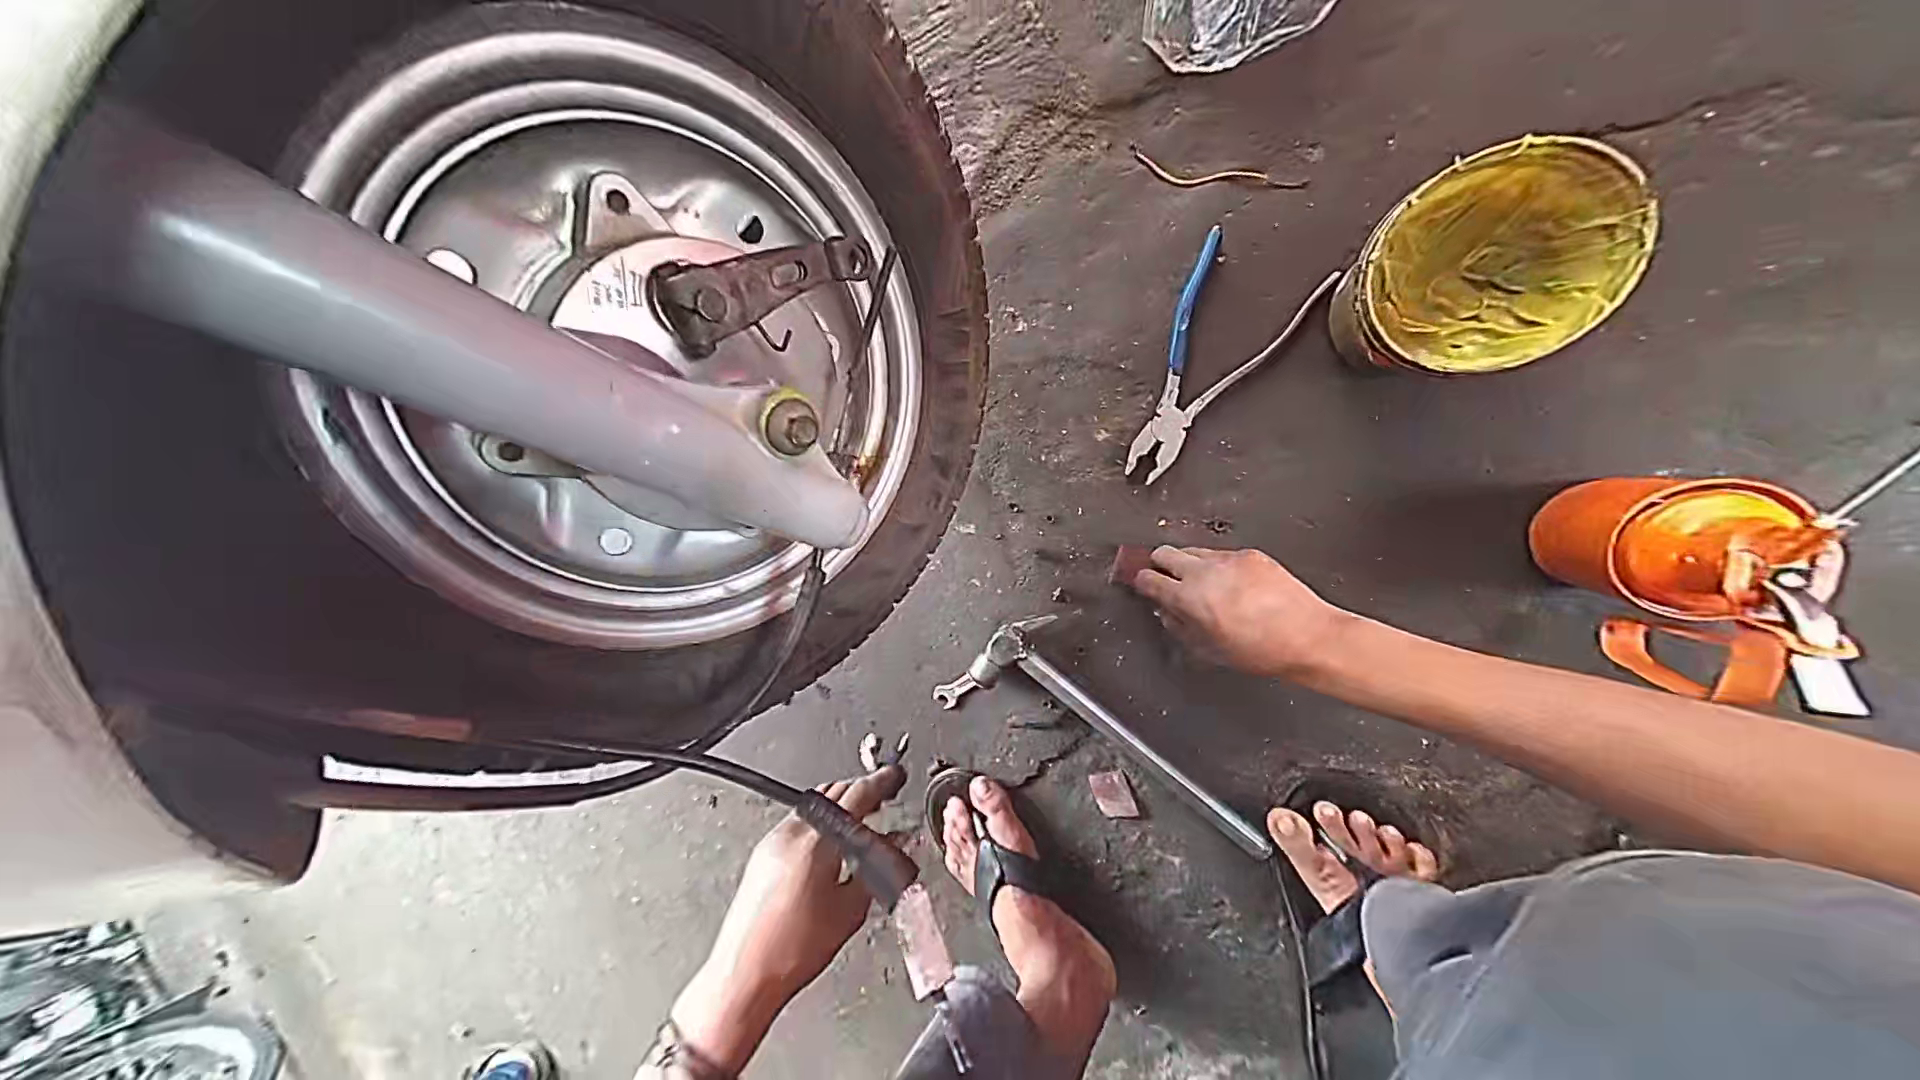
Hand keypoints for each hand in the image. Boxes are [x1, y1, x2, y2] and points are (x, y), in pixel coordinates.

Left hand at [671, 765, 905, 1071]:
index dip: (881, 782)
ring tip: (862, 820)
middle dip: (862, 791)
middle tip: (884, 798)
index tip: (894, 778)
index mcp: (816, 844)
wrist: (742, 977)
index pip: (856, 795)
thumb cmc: (790, 952)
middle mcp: (791, 834)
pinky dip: (822, 821)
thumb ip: (878, 868)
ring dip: (841, 804)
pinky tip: (834, 841)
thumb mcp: (850, 910)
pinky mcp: (763, 851)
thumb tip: (897, 843)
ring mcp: (774, 840)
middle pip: (834, 791)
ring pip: (816, 804)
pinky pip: (800, 820)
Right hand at [1129, 546, 1350, 676]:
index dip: (1141, 581)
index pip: (1148, 578)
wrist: (1309, 637)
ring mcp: (1229, 559)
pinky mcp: (1251, 555)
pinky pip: (1222, 554)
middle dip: (1159, 564)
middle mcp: (1205, 572)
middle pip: (1164, 552)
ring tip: (1202, 585)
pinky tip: (1230, 585)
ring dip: (1189, 565)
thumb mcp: (1207, 648)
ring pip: (1193, 551)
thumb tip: (1166, 613)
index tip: (1142, 583)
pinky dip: (1218, 566)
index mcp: (1188, 597)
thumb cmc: (1263, 650)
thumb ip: (1178, 626)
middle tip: (1163, 576)